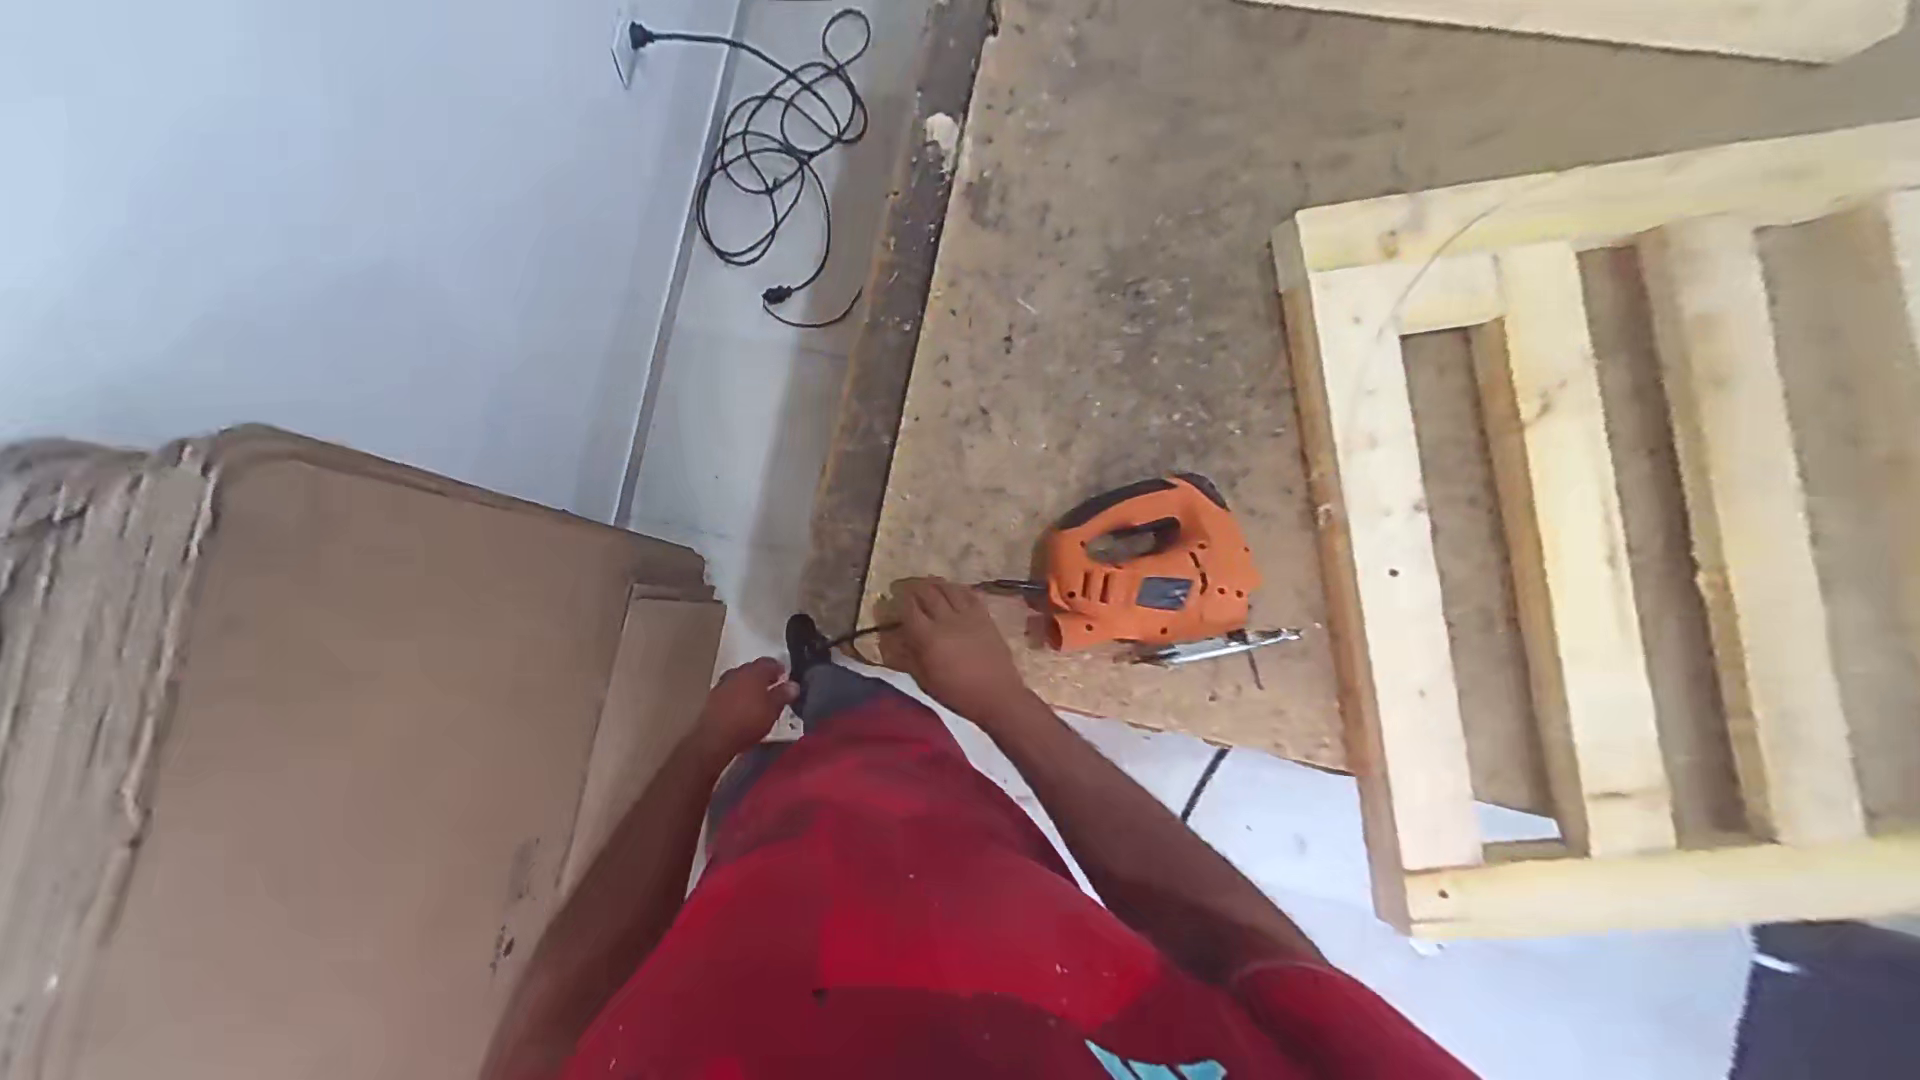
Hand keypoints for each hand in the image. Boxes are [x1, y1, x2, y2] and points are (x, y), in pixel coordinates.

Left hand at [695, 658, 797, 760]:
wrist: (715, 739)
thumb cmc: (749, 721)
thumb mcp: (773, 709)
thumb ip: (784, 694)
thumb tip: (793, 685)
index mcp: (754, 672)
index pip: (769, 662)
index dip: (778, 668)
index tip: (784, 676)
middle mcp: (737, 673)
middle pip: (753, 669)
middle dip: (763, 676)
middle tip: (773, 687)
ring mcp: (722, 684)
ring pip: (740, 679)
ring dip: (748, 685)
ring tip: (757, 698)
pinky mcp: (712, 698)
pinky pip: (730, 690)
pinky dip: (737, 694)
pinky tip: (742, 706)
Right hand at [878, 578, 1033, 723]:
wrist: (996, 694)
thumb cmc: (957, 693)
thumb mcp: (926, 680)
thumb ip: (909, 656)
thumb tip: (894, 639)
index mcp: (928, 637)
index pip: (909, 609)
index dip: (899, 600)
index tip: (893, 597)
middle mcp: (947, 620)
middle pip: (927, 593)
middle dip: (914, 586)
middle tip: (906, 585)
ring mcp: (968, 615)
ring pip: (949, 589)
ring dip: (935, 583)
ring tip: (927, 582)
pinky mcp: (985, 616)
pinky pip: (970, 594)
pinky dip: (958, 588)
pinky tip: (954, 588)